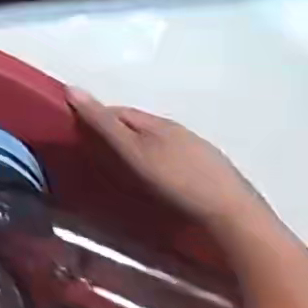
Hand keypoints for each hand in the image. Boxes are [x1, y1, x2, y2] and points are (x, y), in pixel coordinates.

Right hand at [68, 88, 269, 228]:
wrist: (237, 220)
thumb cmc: (174, 181)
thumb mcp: (129, 150)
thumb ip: (100, 120)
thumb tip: (71, 87)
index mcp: (160, 123)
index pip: (117, 110)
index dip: (96, 120)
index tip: (82, 137)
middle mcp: (183, 131)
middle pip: (139, 126)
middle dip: (119, 135)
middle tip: (103, 156)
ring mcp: (205, 152)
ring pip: (161, 143)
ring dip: (142, 150)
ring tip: (131, 170)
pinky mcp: (218, 173)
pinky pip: (179, 159)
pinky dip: (164, 164)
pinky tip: (164, 182)